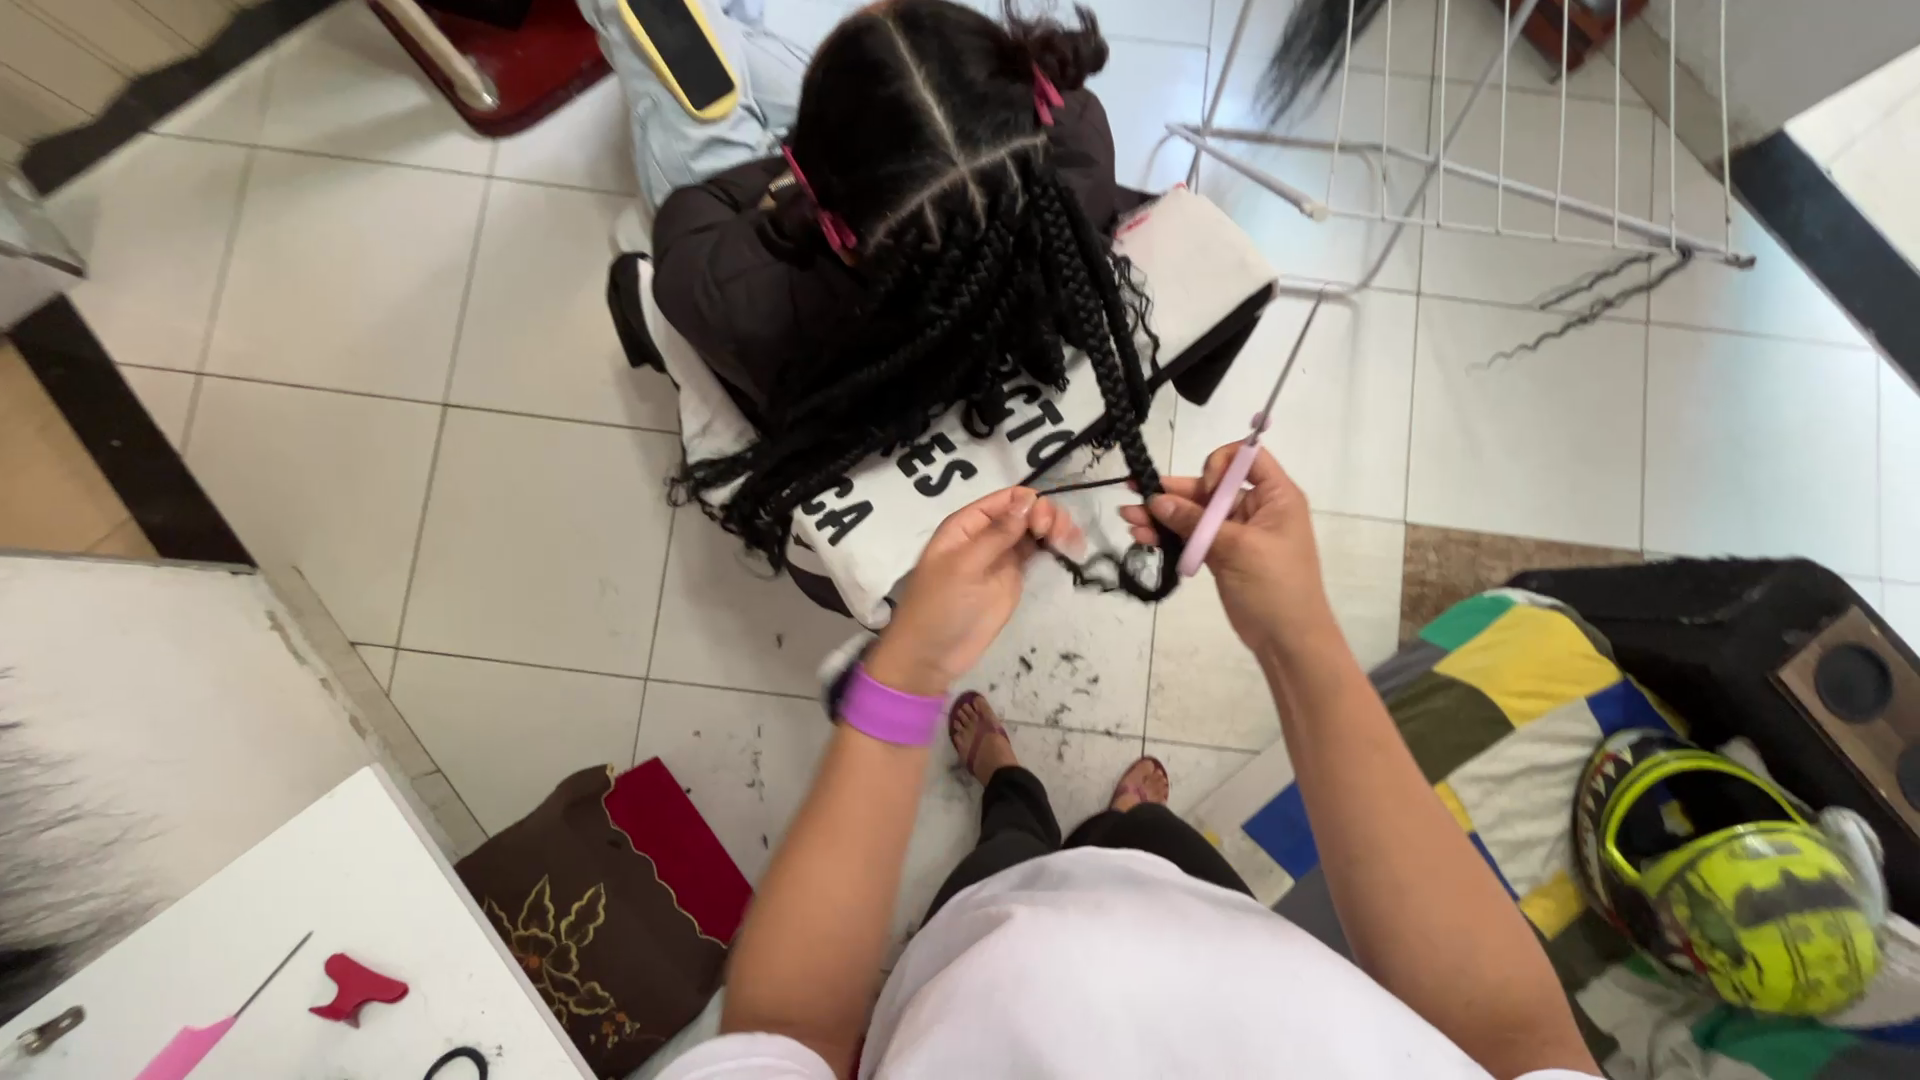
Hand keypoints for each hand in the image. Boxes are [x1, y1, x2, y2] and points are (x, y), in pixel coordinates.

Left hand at [865, 487, 1080, 695]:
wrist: (932, 654)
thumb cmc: (940, 606)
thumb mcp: (964, 566)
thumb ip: (997, 534)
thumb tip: (1029, 501)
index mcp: (966, 525)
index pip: (1006, 498)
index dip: (1030, 504)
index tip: (1043, 525)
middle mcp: (985, 535)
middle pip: (1025, 511)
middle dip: (1047, 515)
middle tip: (1057, 536)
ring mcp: (1001, 557)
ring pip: (1034, 531)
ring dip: (1055, 529)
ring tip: (1071, 542)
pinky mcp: (1012, 578)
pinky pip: (1036, 554)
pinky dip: (1054, 548)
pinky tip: (1071, 549)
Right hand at [1119, 443, 1333, 659]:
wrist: (1287, 638)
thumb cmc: (1276, 586)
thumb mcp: (1237, 549)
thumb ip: (1195, 523)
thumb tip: (1156, 501)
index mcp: (1275, 496)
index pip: (1247, 457)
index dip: (1220, 464)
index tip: (1204, 489)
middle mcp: (1254, 508)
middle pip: (1209, 486)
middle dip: (1172, 491)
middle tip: (1134, 494)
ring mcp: (1234, 531)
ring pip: (1193, 512)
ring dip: (1161, 514)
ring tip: (1128, 518)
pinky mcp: (1219, 553)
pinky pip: (1189, 535)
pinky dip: (1167, 535)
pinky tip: (1142, 536)